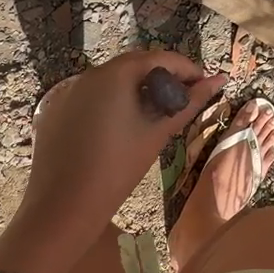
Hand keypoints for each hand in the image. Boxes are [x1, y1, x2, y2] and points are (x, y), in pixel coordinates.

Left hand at [14, 49, 223, 246]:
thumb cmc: (116, 170)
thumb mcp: (158, 133)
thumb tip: (220, 79)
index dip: (185, 70)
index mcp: (115, 74)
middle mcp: (89, 74)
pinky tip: (120, 124)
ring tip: (154, 111)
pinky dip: (110, 101)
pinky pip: (90, 95)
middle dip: (161, 77)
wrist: (60, 214)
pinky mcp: (52, 111)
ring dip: (136, 88)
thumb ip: (191, 102)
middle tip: (182, 98)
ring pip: (112, 80)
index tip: (202, 86)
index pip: (160, 58)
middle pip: (135, 65)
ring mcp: (67, 92)